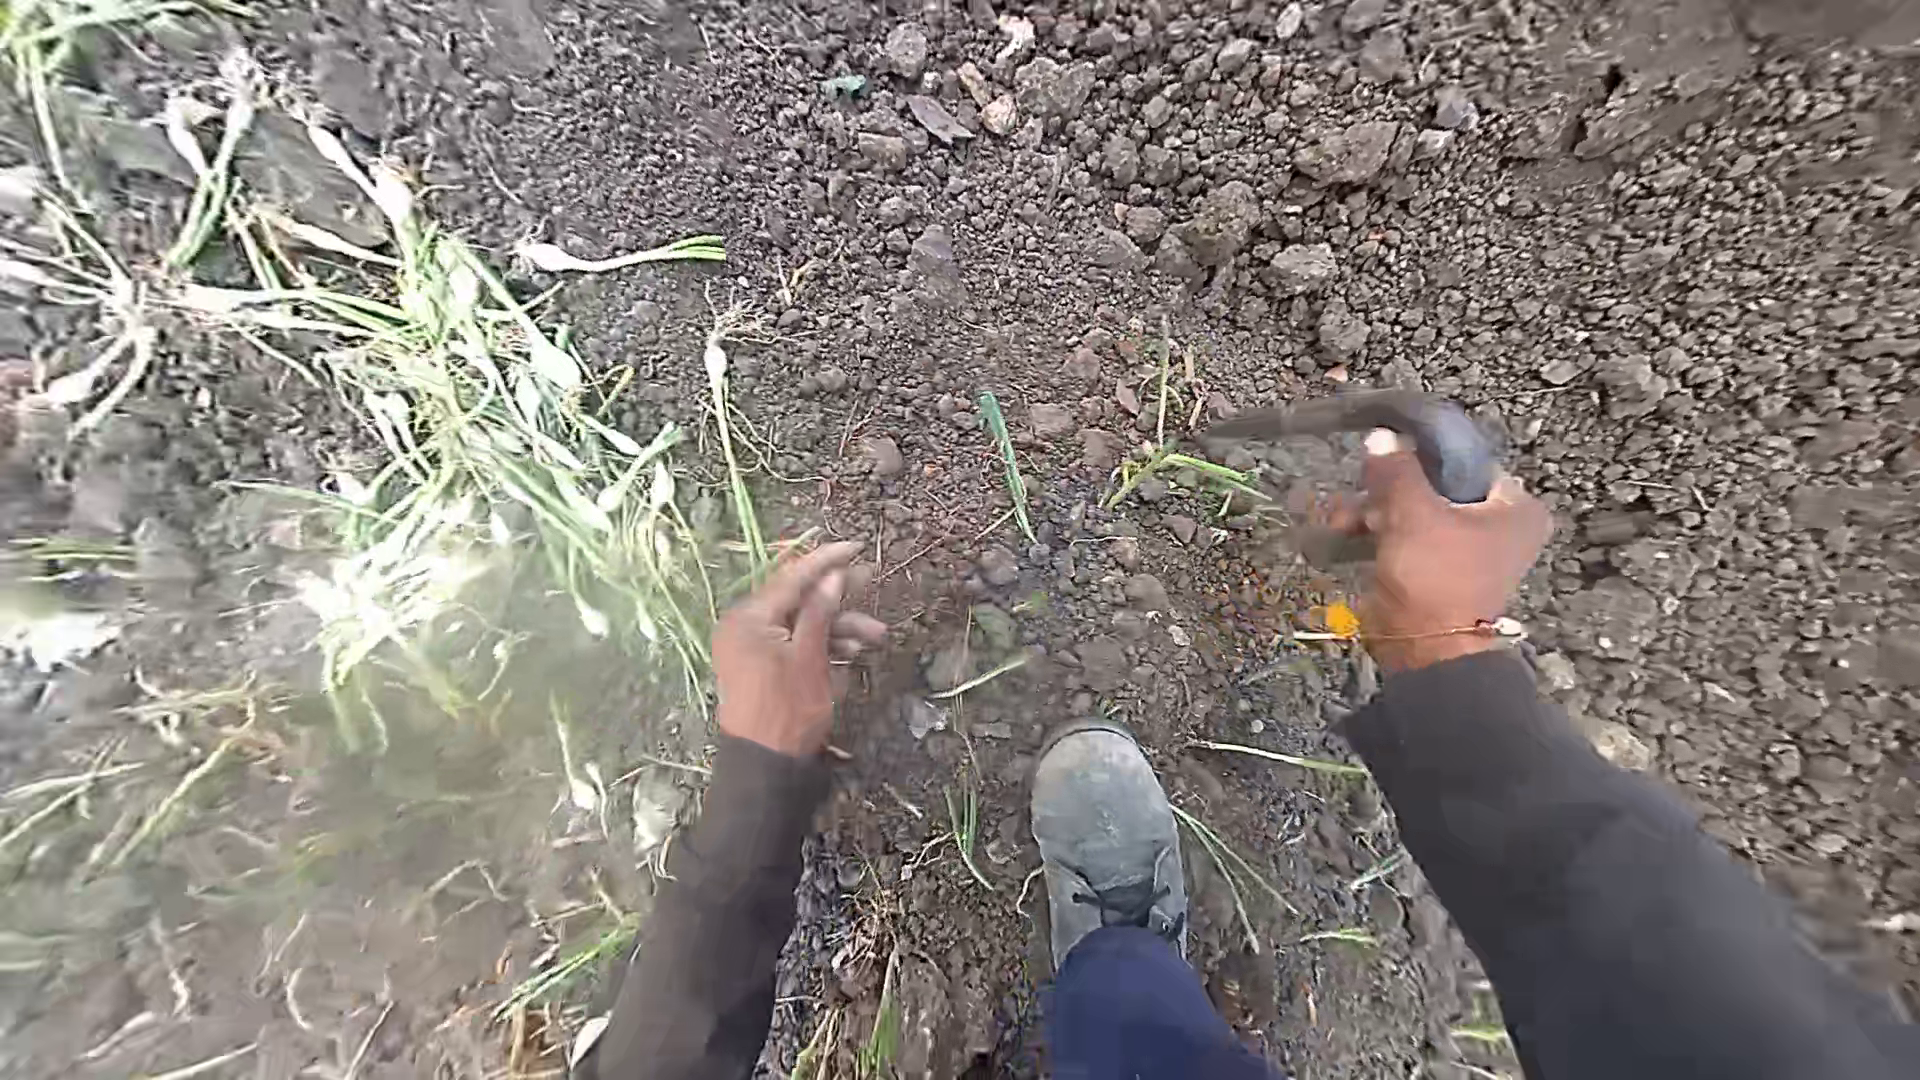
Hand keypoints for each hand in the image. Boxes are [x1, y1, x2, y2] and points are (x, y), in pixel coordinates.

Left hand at [712, 540, 887, 756]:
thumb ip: (820, 611)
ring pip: (803, 623)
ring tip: (874, 636)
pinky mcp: (765, 664)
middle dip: (838, 596)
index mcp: (748, 619)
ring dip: (838, 626)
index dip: (825, 560)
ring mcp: (754, 647)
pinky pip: (797, 643)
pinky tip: (852, 652)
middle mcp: (746, 626)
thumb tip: (832, 576)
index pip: (791, 577)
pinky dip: (824, 645)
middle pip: (799, 598)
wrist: (767, 768)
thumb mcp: (810, 657)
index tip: (855, 548)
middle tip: (871, 579)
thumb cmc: (788, 710)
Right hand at [1343, 431, 1552, 672]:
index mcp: (1511, 507)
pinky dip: (1371, 532)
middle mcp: (1491, 524)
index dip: (1422, 457)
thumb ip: (1396, 472)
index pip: (1464, 462)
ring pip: (1406, 509)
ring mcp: (1458, 546)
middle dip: (1384, 492)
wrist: (1421, 643)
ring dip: (1369, 512)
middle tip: (1361, 499)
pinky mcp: (1428, 564)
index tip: (1385, 460)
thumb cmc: (1434, 576)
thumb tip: (1380, 436)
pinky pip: (1398, 534)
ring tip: (1342, 522)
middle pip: (1429, 486)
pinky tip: (1343, 534)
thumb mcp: (1413, 514)